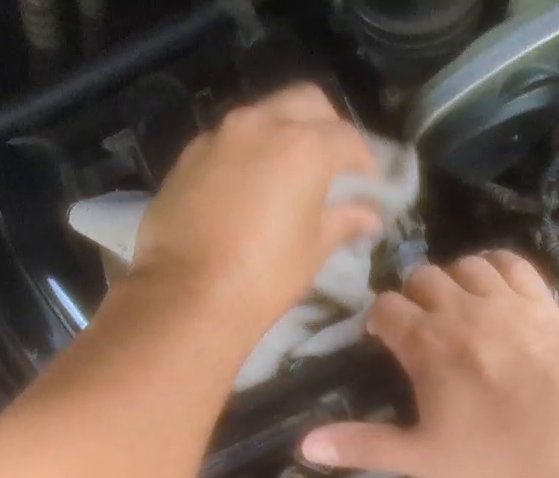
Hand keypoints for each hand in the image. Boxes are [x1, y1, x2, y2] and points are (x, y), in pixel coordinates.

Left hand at [125, 84, 381, 338]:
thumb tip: (369, 216)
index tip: (370, 187)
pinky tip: (253, 190)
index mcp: (304, 146)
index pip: (348, 138)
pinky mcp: (190, 154)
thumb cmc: (267, 275)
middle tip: (334, 167)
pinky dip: (251, 153)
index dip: (365, 162)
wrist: (188, 294)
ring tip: (292, 178)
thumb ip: (345, 221)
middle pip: (307, 103)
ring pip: (265, 115)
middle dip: (327, 128)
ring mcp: (221, 135)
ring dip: (286, 135)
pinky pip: (232, 140)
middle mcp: (262, 124)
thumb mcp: (315, 249)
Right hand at [300, 252, 558, 477]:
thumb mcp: (426, 458)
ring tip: (459, 306)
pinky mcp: (545, 302)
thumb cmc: (500, 452)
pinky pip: (514, 264)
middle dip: (414, 298)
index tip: (384, 339)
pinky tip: (498, 284)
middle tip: (423, 328)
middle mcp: (462, 309)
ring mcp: (507, 301)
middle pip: (423, 279)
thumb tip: (305, 446)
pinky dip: (498, 267)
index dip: (379, 320)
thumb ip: (366, 447)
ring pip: (467, 266)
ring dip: (454, 280)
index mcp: (426, 344)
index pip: (386, 308)